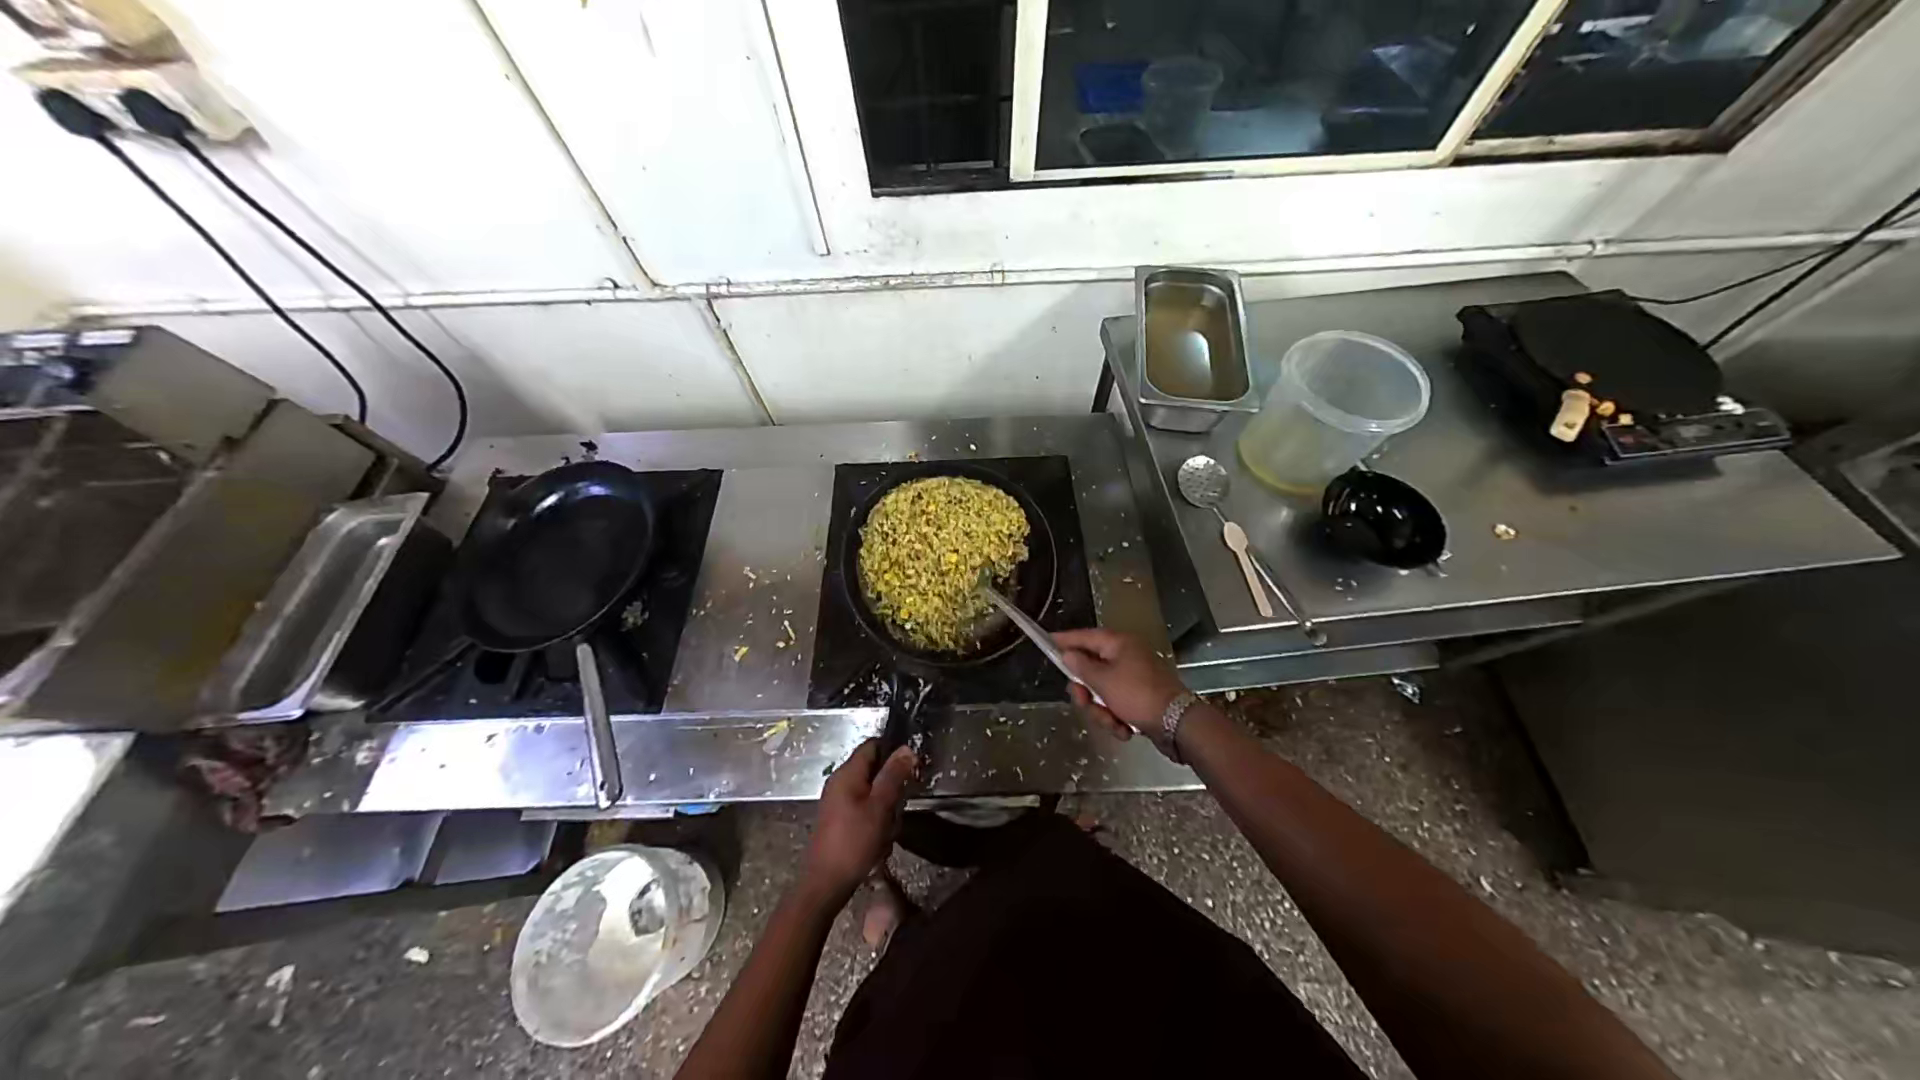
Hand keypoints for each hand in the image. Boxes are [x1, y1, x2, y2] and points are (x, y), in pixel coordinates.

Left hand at [802, 740, 917, 901]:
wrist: (825, 883)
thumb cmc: (854, 842)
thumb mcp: (880, 806)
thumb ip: (893, 775)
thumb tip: (906, 747)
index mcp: (847, 773)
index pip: (872, 745)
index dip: (893, 751)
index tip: (911, 768)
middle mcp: (839, 782)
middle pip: (874, 770)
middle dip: (892, 786)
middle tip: (900, 806)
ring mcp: (837, 801)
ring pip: (872, 792)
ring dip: (886, 808)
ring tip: (889, 828)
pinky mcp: (838, 820)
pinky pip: (864, 809)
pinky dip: (876, 820)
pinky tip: (880, 840)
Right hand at [1054, 628, 1188, 741]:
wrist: (1177, 725)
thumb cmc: (1137, 695)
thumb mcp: (1103, 681)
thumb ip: (1081, 666)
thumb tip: (1068, 653)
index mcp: (1119, 645)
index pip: (1085, 636)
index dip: (1065, 640)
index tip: (1047, 641)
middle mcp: (1127, 657)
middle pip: (1091, 670)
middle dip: (1086, 692)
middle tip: (1084, 701)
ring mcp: (1134, 679)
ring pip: (1102, 693)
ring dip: (1102, 712)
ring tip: (1113, 722)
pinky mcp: (1140, 699)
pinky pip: (1117, 706)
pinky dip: (1117, 719)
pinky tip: (1125, 729)